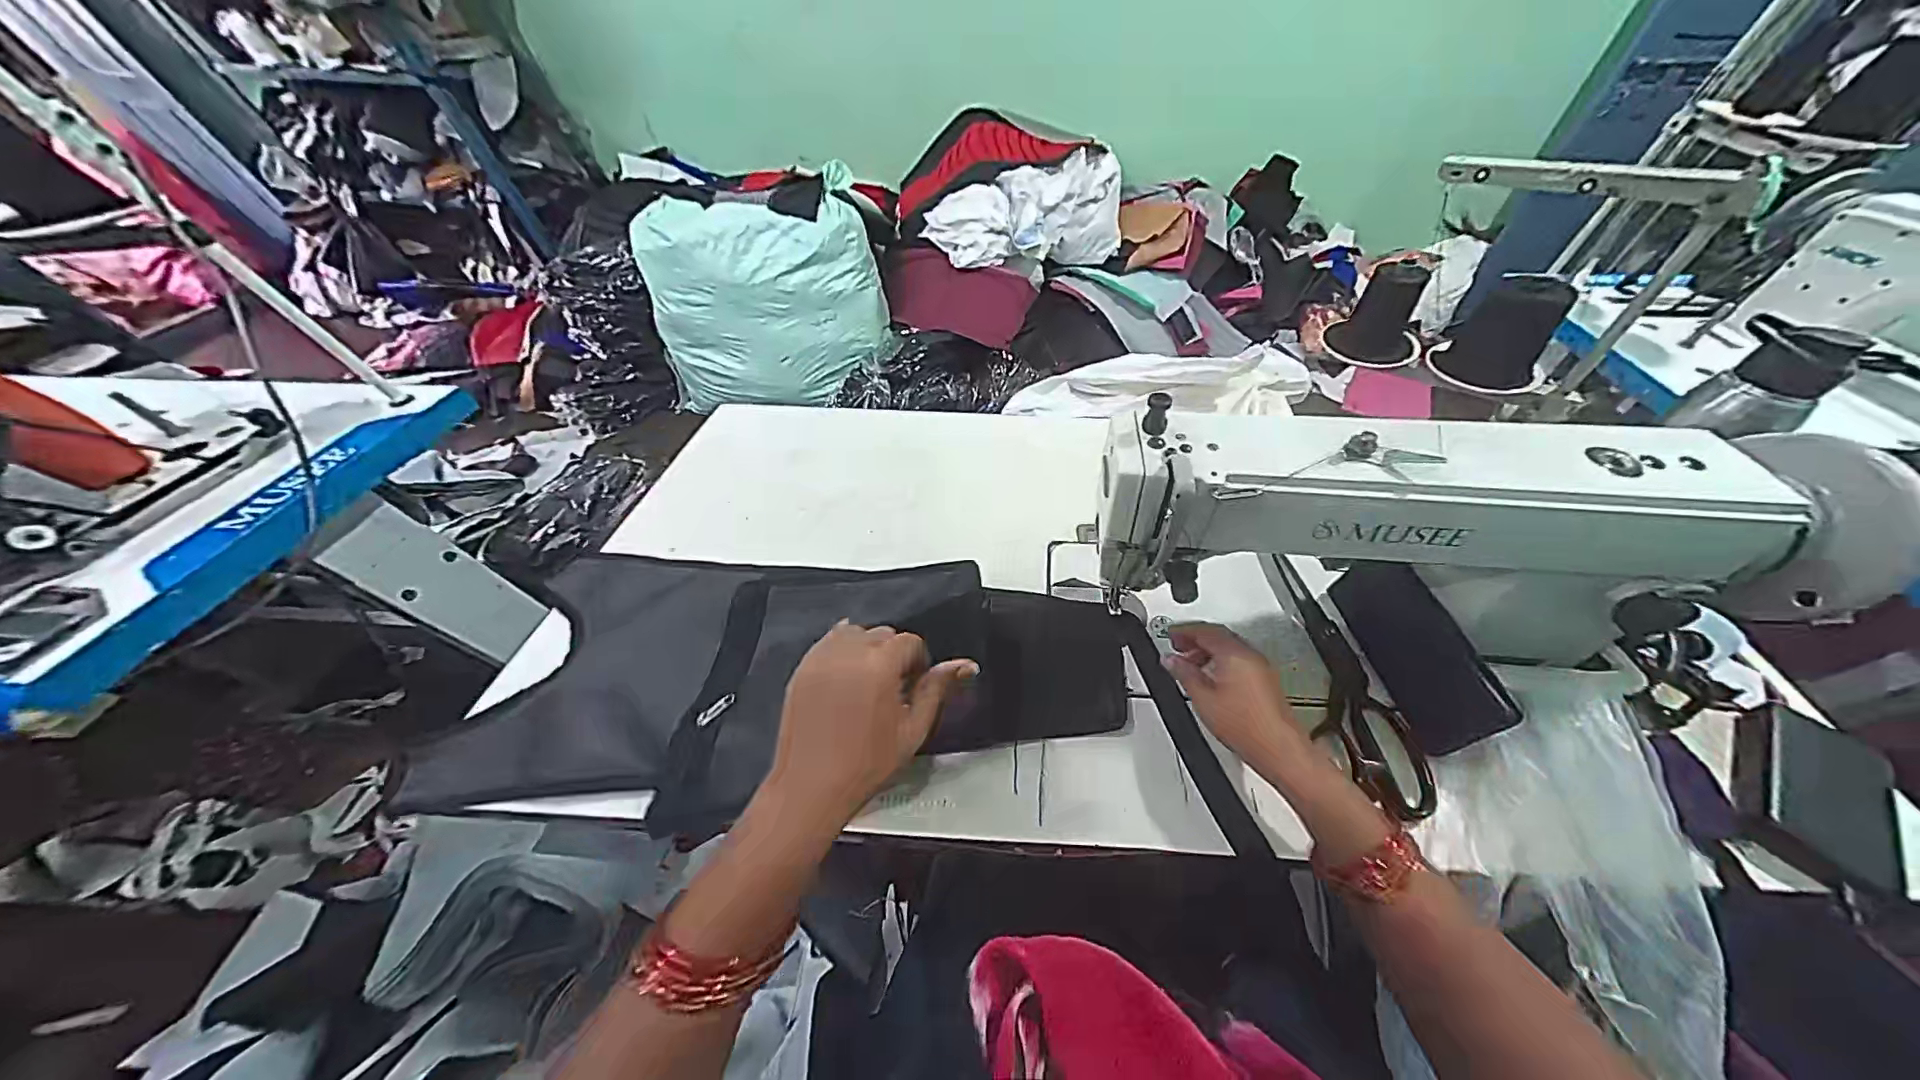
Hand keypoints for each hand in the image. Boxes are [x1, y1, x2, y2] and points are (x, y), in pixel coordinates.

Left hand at [760, 620, 977, 832]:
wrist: (812, 784)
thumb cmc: (865, 764)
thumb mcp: (912, 729)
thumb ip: (937, 689)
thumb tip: (964, 666)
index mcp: (880, 665)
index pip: (909, 641)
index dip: (918, 662)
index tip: (914, 684)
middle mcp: (849, 654)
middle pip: (882, 633)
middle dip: (893, 654)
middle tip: (893, 688)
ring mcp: (821, 659)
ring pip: (854, 632)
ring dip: (866, 648)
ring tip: (868, 681)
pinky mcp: (802, 668)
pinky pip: (827, 643)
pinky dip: (840, 651)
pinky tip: (846, 678)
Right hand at [1162, 623, 1309, 777]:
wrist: (1277, 747)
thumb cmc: (1246, 726)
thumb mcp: (1202, 698)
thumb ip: (1184, 673)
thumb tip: (1171, 661)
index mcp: (1233, 654)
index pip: (1204, 631)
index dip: (1183, 631)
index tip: (1171, 635)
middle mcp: (1250, 656)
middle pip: (1219, 635)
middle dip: (1196, 638)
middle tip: (1178, 646)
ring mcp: (1261, 667)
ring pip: (1230, 647)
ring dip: (1208, 650)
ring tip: (1191, 663)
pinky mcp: (1265, 679)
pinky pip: (1240, 659)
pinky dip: (1222, 660)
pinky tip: (1211, 676)